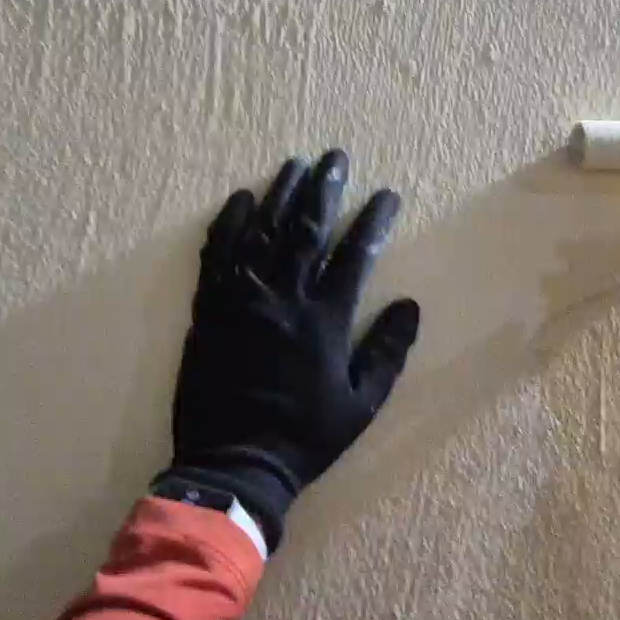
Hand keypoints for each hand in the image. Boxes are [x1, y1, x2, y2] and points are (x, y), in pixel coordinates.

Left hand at [161, 149, 419, 552]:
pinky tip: (240, 197)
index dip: (374, 220)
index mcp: (325, 319)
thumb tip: (411, 304)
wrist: (234, 462)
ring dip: (280, 193)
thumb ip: (387, 351)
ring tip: (295, 164)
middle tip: (336, 157)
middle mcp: (284, 297)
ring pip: (263, 231)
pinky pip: (217, 254)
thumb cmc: (305, 437)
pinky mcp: (208, 308)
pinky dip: (229, 222)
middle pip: (306, 228)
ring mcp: (241, 298)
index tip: (387, 196)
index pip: (355, 253)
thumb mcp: (362, 404)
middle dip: (324, 188)